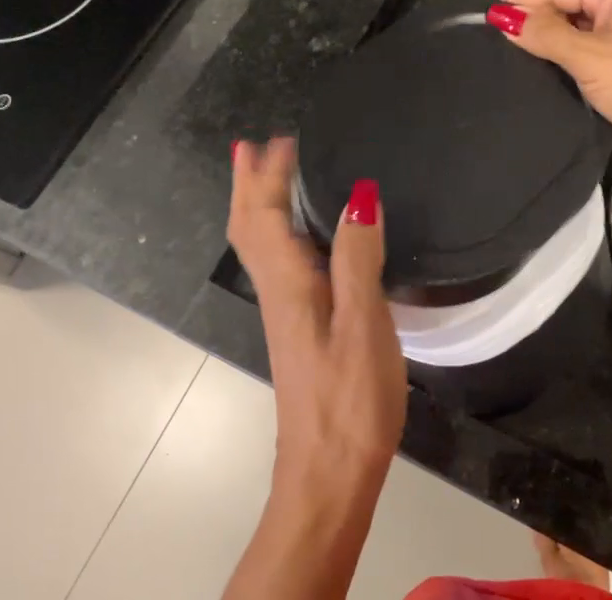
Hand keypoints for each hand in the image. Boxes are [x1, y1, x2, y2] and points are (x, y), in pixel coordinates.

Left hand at [226, 139, 405, 493]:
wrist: (328, 473)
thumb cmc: (350, 400)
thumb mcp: (363, 324)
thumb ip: (359, 257)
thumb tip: (359, 194)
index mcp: (289, 285)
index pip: (263, 216)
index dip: (267, 175)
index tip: (279, 138)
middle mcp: (279, 294)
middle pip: (250, 229)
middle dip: (249, 184)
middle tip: (250, 147)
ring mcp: (286, 315)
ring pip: (260, 246)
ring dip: (259, 204)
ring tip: (266, 176)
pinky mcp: (300, 332)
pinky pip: (279, 264)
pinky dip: (279, 233)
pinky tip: (301, 239)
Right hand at [487, 0, 611, 167]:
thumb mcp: (587, 56)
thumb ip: (544, 34)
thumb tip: (506, 18)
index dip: (523, 0)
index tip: (490, 21)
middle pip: (568, 5)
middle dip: (536, 21)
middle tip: (497, 44)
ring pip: (577, 33)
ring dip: (550, 45)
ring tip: (512, 61)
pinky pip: (588, 57)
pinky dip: (567, 65)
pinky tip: (542, 78)